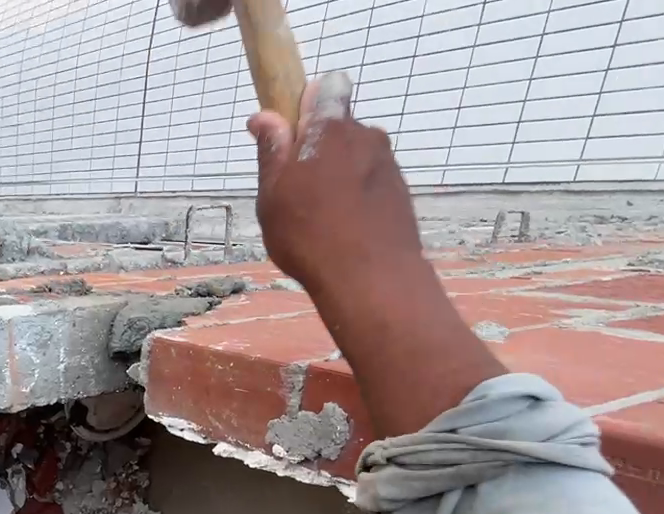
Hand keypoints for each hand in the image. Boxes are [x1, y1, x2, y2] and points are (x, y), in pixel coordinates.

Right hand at [245, 72, 424, 300]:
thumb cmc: (308, 234)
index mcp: (330, 128)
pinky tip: (339, 231)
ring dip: (335, 177)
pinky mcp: (399, 190)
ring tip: (317, 220)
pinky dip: (353, 198)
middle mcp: (365, 135)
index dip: (306, 104)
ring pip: (353, 158)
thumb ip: (271, 153)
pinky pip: (368, 184)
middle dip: (316, 149)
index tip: (290, 135)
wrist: (369, 275)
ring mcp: (386, 163)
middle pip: (337, 128)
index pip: (325, 87)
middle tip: (294, 192)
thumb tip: (264, 116)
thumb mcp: (273, 196)